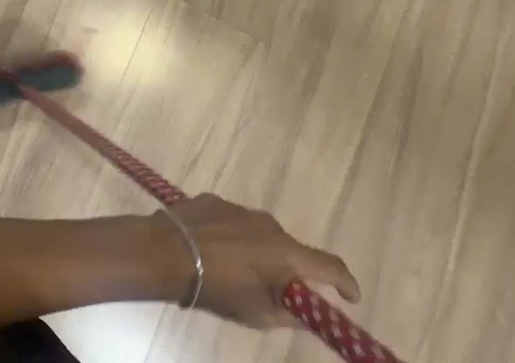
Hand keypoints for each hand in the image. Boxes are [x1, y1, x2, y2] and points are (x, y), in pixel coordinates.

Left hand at [155, 194, 360, 329]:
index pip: (331, 266)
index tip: (350, 296)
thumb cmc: (217, 288)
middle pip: (290, 250)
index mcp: (287, 253)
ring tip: (233, 269)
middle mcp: (268, 224)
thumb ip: (291, 313)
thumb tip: (304, 308)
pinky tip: (211, 249)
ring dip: (256, 251)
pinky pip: (232, 221)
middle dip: (287, 269)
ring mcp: (238, 208)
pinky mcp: (212, 199)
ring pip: (259, 234)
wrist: (164, 251)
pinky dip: (230, 236)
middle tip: (271, 288)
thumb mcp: (260, 314)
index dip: (346, 283)